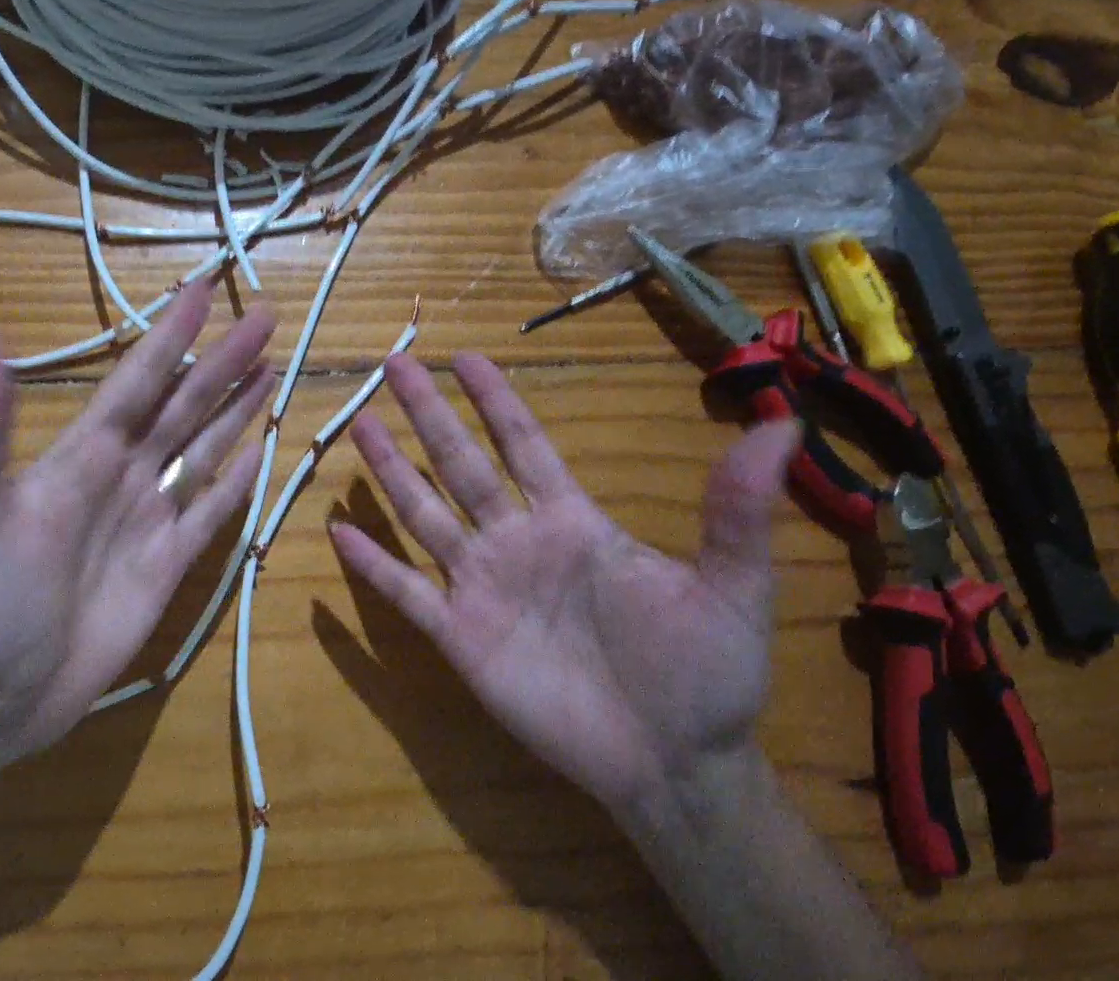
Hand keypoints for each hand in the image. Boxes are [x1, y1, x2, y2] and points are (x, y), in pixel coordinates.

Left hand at [0, 281, 275, 756]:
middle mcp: (120, 475)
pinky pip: (210, 512)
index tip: (207, 290)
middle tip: (267, 318)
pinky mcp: (168, 565)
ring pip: (203, 449)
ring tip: (273, 369)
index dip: (171, 337)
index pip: (137, 381)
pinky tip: (263, 452)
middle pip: (183, 406)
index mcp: (80, 453)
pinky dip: (238, 481)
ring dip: (237, 410)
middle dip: (223, 363)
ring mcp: (148, 520)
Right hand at [328, 352, 801, 813]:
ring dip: (392, 472)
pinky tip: (341, 532)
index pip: (524, 445)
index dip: (494, 400)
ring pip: (424, 516)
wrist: (670, 761)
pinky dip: (373, 564)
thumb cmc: (703, 673)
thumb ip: (734, 513)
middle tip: (395, 365)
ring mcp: (482, 587)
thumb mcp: (730, 590)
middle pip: (461, 465)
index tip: (464, 357)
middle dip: (428, 414)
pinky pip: (406, 592)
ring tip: (360, 426)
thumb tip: (777, 427)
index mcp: (573, 521)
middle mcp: (517, 542)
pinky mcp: (459, 637)